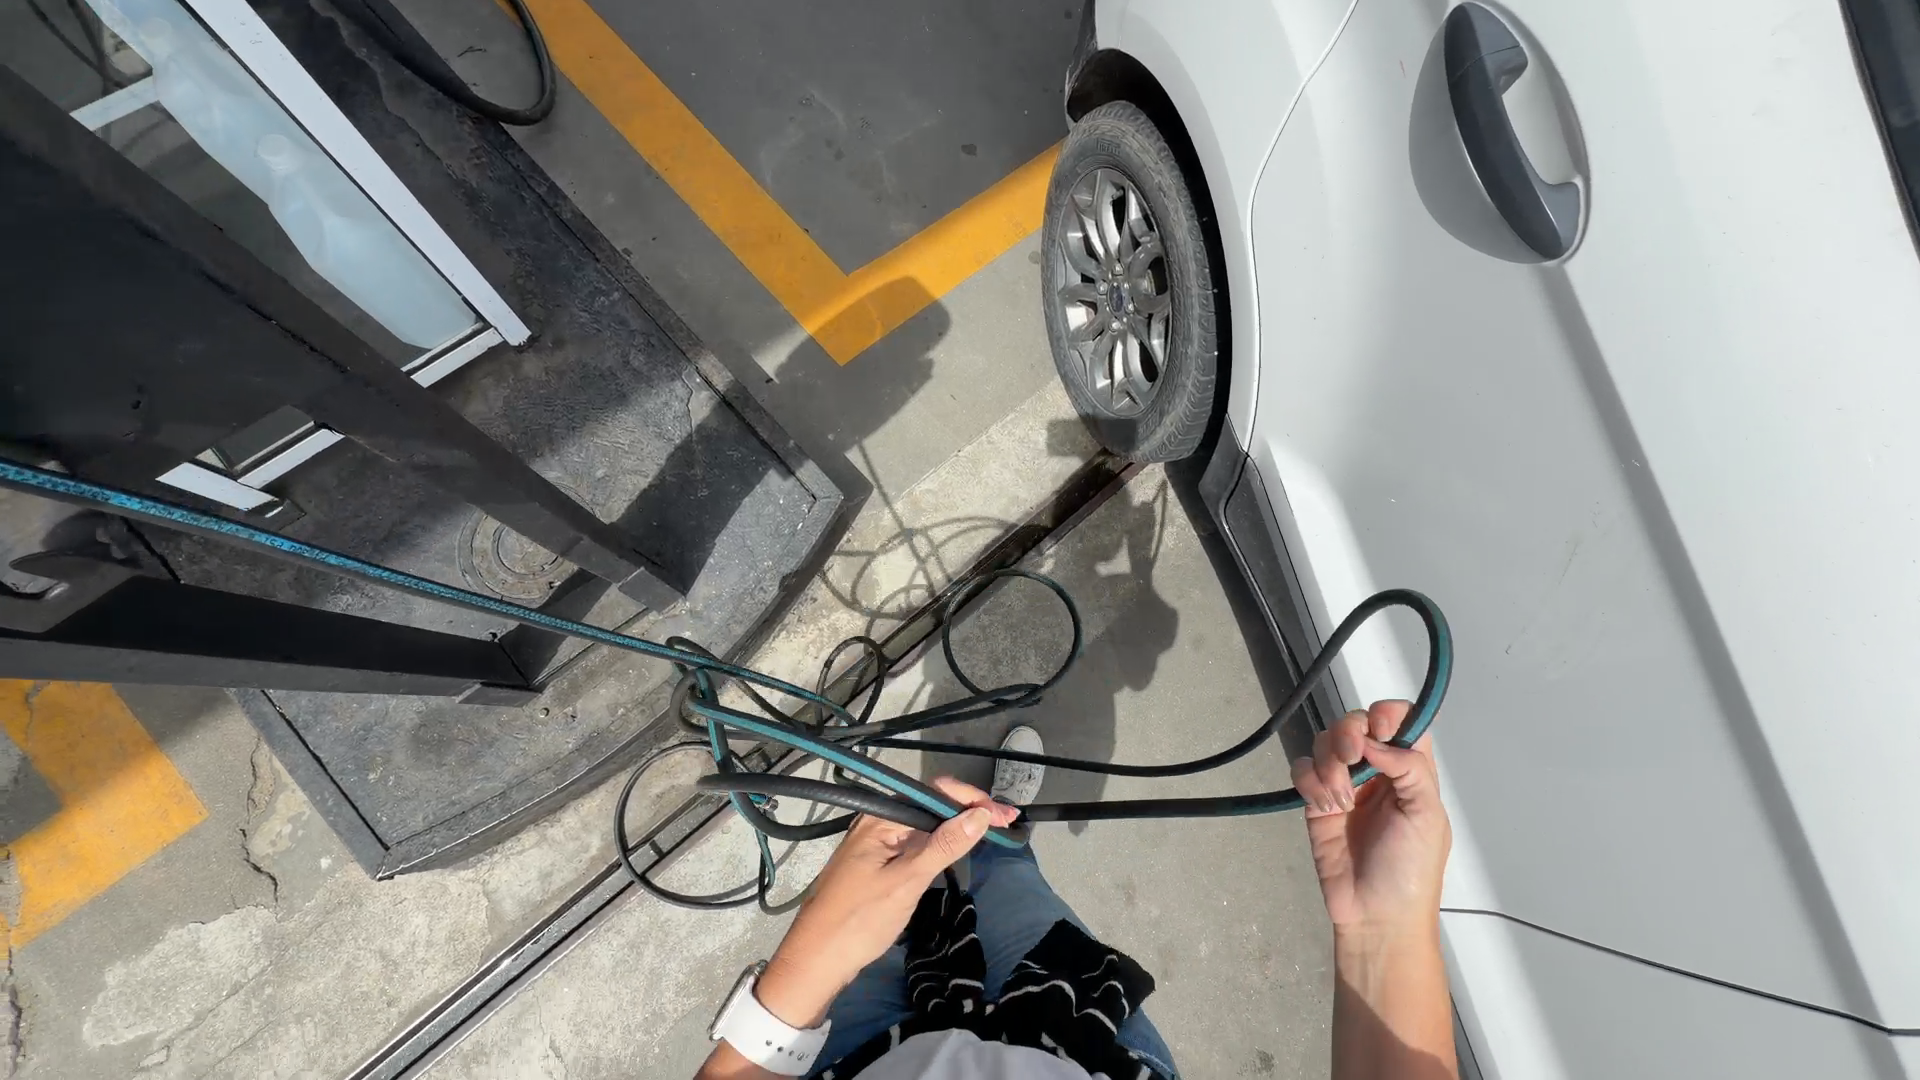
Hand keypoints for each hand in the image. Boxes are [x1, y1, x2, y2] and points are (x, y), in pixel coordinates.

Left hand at [754, 777, 1021, 1027]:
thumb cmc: (859, 921)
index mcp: (881, 818)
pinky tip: (957, 848)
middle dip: (969, 810)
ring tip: (990, 832)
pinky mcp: (877, 863)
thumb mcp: (907, 882)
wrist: (815, 962)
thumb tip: (980, 814)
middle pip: (930, 805)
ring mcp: (876, 843)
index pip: (934, 793)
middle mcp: (878, 822)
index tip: (1005, 816)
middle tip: (1005, 824)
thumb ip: (944, 846)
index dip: (972, 800)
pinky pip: (914, 842)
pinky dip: (940, 843)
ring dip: (956, 826)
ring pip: (924, 824)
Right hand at [1290, 700, 1450, 937]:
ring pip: (1323, 743)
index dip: (1388, 715)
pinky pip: (1301, 768)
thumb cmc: (1411, 869)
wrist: (1374, 914)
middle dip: (1348, 733)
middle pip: (1355, 723)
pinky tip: (1325, 808)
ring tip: (1339, 801)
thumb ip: (1408, 769)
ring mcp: (1343, 783)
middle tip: (1350, 756)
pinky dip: (1309, 782)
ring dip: (1328, 765)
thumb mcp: (1427, 817)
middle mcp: (1376, 770)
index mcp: (1411, 770)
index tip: (1378, 729)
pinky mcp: (1315, 799)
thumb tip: (1372, 739)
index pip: (1402, 722)